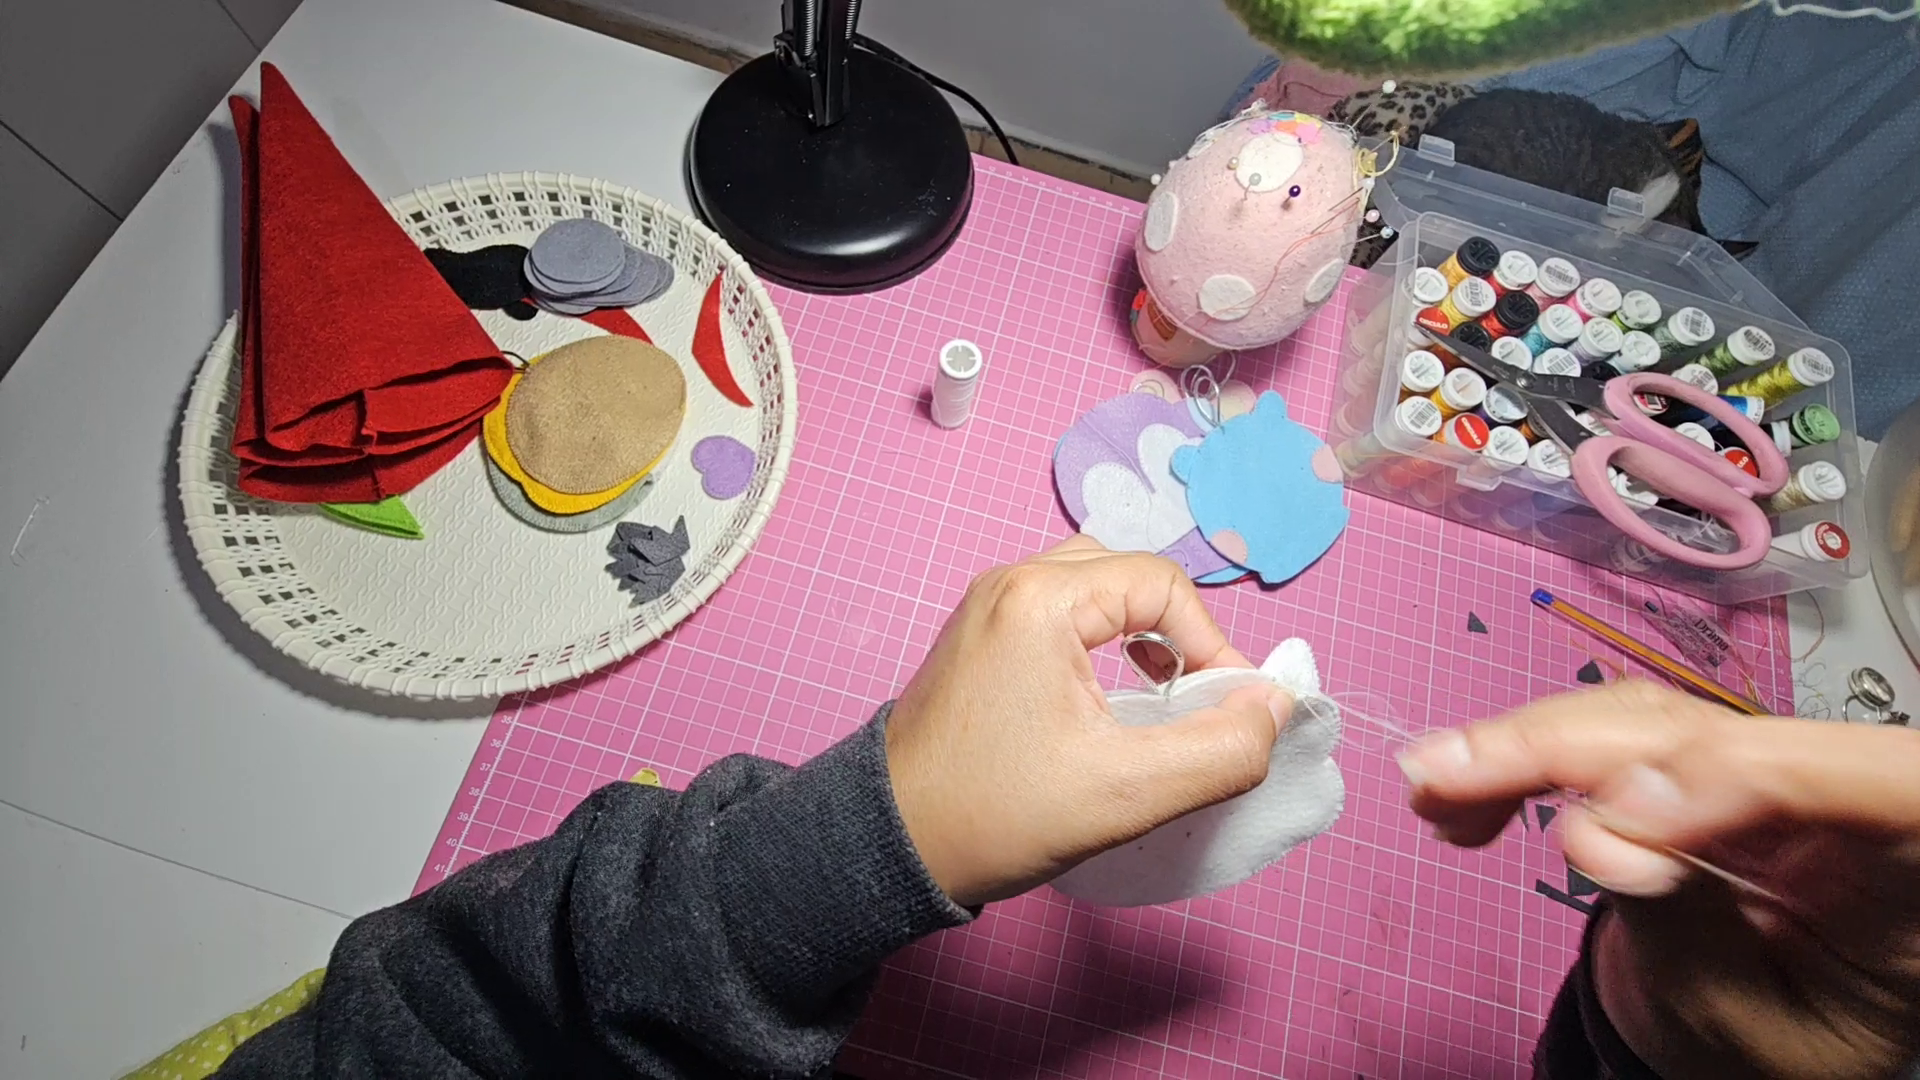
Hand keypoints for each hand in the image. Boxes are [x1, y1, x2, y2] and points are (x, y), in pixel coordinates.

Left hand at [885, 536, 1291, 906]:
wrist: (894, 839)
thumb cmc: (998, 813)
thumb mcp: (1127, 792)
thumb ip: (1220, 748)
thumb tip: (1273, 704)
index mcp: (1040, 599)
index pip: (1161, 583)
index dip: (1213, 643)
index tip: (1228, 709)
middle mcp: (1011, 582)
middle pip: (1127, 573)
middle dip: (1177, 629)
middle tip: (1193, 696)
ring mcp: (989, 603)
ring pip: (1094, 584)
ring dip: (1139, 626)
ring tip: (1158, 684)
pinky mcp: (981, 630)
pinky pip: (1059, 606)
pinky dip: (1100, 633)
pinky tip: (1109, 682)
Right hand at [1399, 680, 1919, 1079]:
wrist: (1718, 1036)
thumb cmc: (1753, 1041)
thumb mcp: (1733, 1014)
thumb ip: (1677, 919)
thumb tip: (1594, 839)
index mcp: (1897, 871)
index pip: (1872, 779)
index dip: (1746, 773)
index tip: (1616, 821)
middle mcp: (1820, 797)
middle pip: (1692, 734)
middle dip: (1555, 750)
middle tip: (1441, 779)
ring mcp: (1734, 768)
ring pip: (1620, 717)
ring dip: (1510, 747)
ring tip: (1430, 788)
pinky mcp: (1662, 761)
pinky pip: (1580, 733)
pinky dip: (1507, 761)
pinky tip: (1458, 795)